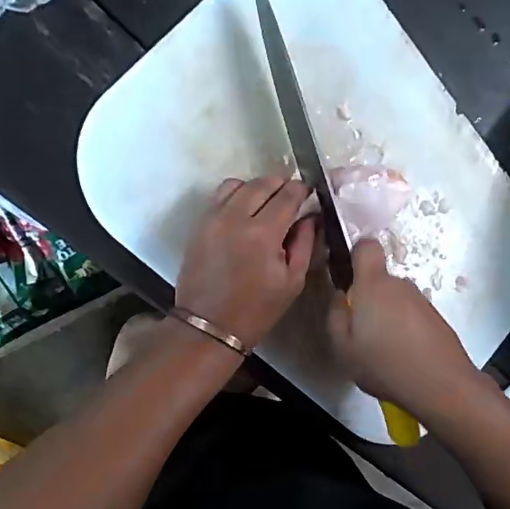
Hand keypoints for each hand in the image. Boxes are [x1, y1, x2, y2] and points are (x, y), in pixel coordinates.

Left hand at [176, 176, 317, 347]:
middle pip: (262, 184)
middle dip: (281, 185)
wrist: (210, 325)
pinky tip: (245, 210)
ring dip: (257, 187)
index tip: (309, 194)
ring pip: (238, 184)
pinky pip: (219, 196)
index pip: (287, 196)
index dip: (302, 190)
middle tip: (292, 195)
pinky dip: (236, 195)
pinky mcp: (199, 224)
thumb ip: (304, 243)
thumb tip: (310, 217)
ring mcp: (213, 218)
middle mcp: (235, 217)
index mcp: (263, 234)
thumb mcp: (292, 281)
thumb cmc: (257, 309)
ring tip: (267, 201)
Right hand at [328, 239, 481, 419]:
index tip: (349, 279)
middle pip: (379, 281)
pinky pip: (412, 316)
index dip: (355, 256)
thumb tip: (340, 298)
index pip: (366, 247)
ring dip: (388, 319)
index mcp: (373, 285)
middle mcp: (400, 285)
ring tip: (384, 351)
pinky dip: (405, 330)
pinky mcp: (436, 318)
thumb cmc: (385, 364)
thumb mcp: (342, 347)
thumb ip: (335, 315)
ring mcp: (422, 301)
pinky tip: (403, 357)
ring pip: (396, 301)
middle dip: (369, 301)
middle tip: (362, 333)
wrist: (441, 385)